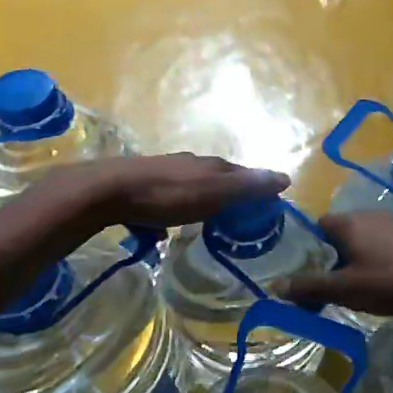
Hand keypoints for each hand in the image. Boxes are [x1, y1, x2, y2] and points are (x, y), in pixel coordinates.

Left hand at [58, 153, 289, 228]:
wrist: (107, 191)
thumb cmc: (166, 195)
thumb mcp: (212, 192)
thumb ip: (246, 187)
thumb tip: (284, 177)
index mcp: (207, 165)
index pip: (240, 173)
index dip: (256, 185)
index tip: (268, 200)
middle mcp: (186, 164)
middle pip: (214, 177)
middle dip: (227, 192)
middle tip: (238, 213)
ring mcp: (161, 173)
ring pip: (188, 186)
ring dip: (199, 201)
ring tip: (205, 221)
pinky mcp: (138, 187)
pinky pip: (164, 200)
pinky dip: (171, 211)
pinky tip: (165, 229)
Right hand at [278, 211, 392, 316]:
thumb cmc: (392, 281)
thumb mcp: (346, 289)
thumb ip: (310, 287)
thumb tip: (275, 286)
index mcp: (348, 223)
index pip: (317, 226)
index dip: (312, 249)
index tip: (314, 273)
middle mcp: (369, 214)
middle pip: (341, 232)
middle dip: (336, 256)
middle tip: (339, 286)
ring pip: (366, 237)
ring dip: (361, 257)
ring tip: (367, 286)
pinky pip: (388, 241)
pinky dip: (384, 257)